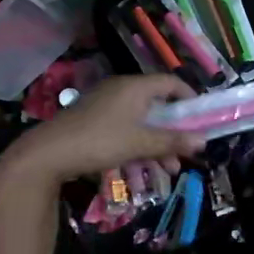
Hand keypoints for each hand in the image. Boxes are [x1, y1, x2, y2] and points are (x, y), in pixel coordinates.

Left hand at [2, 75, 204, 184]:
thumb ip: (173, 141)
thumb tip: (204, 141)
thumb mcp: (140, 143)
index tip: (201, 119)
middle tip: (185, 154)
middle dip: (173, 132)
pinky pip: (124, 129)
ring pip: (141, 122)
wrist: (49, 152)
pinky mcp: (93, 121)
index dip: (189, 98)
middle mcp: (121, 90)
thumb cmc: (100, 141)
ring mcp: (105, 105)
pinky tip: (141, 170)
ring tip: (167, 171)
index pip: (171, 83)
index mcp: (135, 87)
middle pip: (157, 106)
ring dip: (156, 144)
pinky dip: (137, 146)